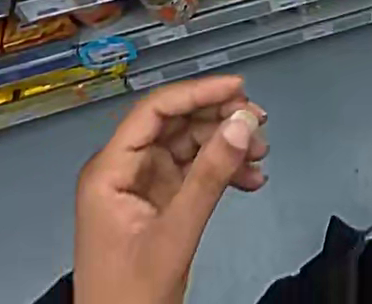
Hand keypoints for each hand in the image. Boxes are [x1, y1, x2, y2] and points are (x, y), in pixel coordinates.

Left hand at [74, 76, 268, 303]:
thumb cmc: (131, 299)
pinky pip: (195, 170)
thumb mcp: (173, 237)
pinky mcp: (161, 201)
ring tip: (261, 151)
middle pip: (176, 123)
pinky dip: (224, 170)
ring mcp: (144, 184)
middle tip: (258, 120)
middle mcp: (126, 168)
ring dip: (227, 144)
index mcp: (111, 168)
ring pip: (190, 143)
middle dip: (219, 118)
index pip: (155, 110)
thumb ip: (208, 178)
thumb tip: (241, 124)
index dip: (197, 92)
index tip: (237, 88)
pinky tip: (251, 178)